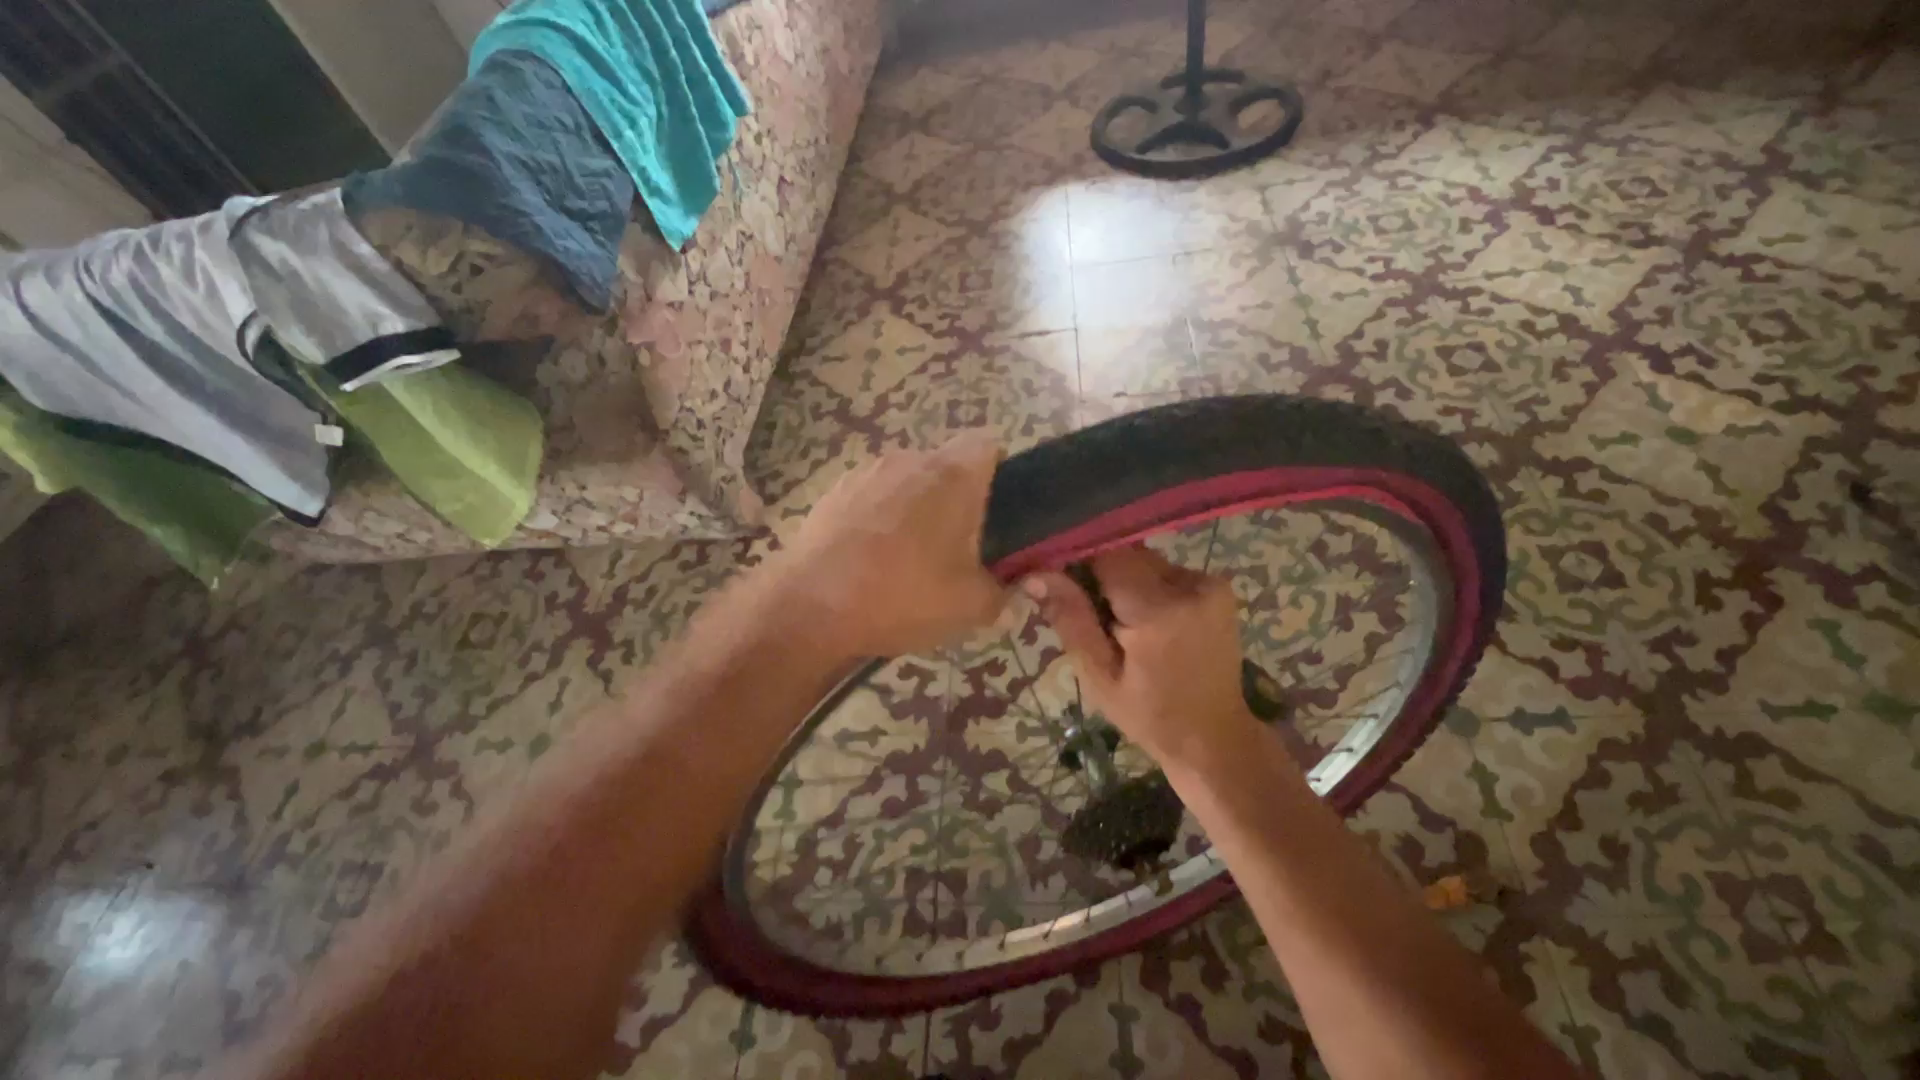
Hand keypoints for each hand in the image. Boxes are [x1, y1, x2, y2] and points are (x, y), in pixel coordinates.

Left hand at [773, 433, 1008, 658]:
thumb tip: (1012, 590)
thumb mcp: (971, 607)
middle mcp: (910, 460)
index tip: (996, 512)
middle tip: (958, 548)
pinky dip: (878, 519)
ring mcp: (866, 474)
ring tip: (908, 559)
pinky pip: (871, 498)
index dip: (998, 472)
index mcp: (952, 476)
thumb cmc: (903, 595)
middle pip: (945, 466)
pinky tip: (870, 560)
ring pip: (906, 481)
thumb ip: (1003, 593)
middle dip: (955, 499)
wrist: (811, 606)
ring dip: (914, 509)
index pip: (987, 444)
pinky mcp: (832, 493)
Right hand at [1025, 546, 1265, 768]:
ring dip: (1128, 582)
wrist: (1213, 736)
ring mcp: (1210, 583)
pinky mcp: (1219, 587)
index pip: (1105, 554)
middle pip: (1128, 554)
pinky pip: (1168, 572)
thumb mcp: (1099, 676)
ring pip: (1147, 561)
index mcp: (1158, 611)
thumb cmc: (1149, 715)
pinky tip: (1150, 624)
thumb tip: (1036, 573)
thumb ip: (1070, 619)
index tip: (1063, 588)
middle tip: (1095, 619)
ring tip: (1124, 626)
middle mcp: (1189, 585)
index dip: (1079, 564)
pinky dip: (1151, 589)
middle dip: (1103, 577)